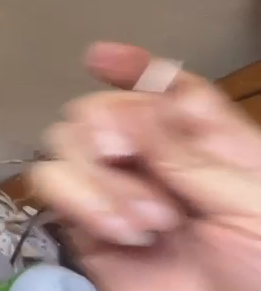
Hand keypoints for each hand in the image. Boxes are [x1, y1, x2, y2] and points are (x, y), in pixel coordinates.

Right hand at [31, 43, 260, 290]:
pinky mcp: (82, 227)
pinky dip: (76, 201)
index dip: (137, 70)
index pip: (172, 93)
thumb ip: (186, 156)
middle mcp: (162, 167)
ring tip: (141, 224)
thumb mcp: (257, 213)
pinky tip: (116, 233)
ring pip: (66, 145)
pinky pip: (50, 188)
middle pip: (103, 112)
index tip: (100, 57)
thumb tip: (120, 106)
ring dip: (96, 176)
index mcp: (221, 155)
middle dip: (103, 124)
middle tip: (118, 152)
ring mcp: (116, 197)